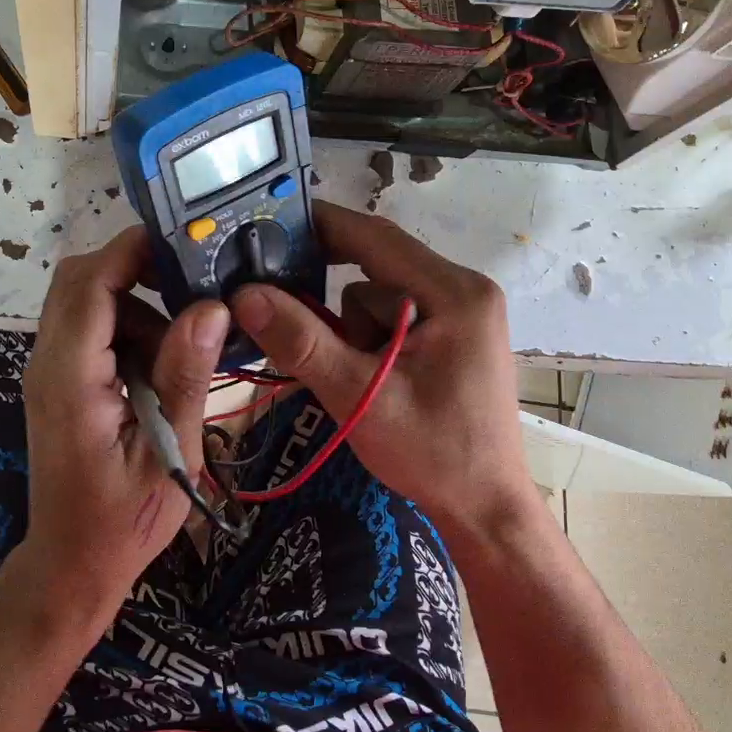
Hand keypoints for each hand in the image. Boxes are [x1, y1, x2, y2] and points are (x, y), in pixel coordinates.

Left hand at [19, 227, 228, 621]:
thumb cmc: (124, 520)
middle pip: (78, 281)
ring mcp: (48, 370)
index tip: (182, 237)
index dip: (131, 250)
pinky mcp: (58, 381)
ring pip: (86, 302)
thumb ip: (186, 376)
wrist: (72, 561)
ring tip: (180, 354)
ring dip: (135, 309)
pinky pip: (89, 331)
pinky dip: (126, 332)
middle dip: (133, 273)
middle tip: (191, 290)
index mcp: (71, 376)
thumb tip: (211, 307)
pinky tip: (158, 372)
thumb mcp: (170, 453)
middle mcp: (48, 361)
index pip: (90, 285)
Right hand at [228, 201, 537, 541]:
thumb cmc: (433, 453)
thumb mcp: (359, 396)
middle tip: (285, 316)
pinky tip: (369, 378)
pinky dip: (366, 340)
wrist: (486, 509)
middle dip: (331, 298)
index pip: (374, 236)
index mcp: (453, 293)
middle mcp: (462, 289)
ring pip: (376, 294)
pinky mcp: (451, 333)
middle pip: (373, 265)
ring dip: (351, 329)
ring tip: (357, 380)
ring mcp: (460, 311)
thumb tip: (244, 294)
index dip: (319, 224)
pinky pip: (390, 315)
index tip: (265, 222)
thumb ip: (301, 341)